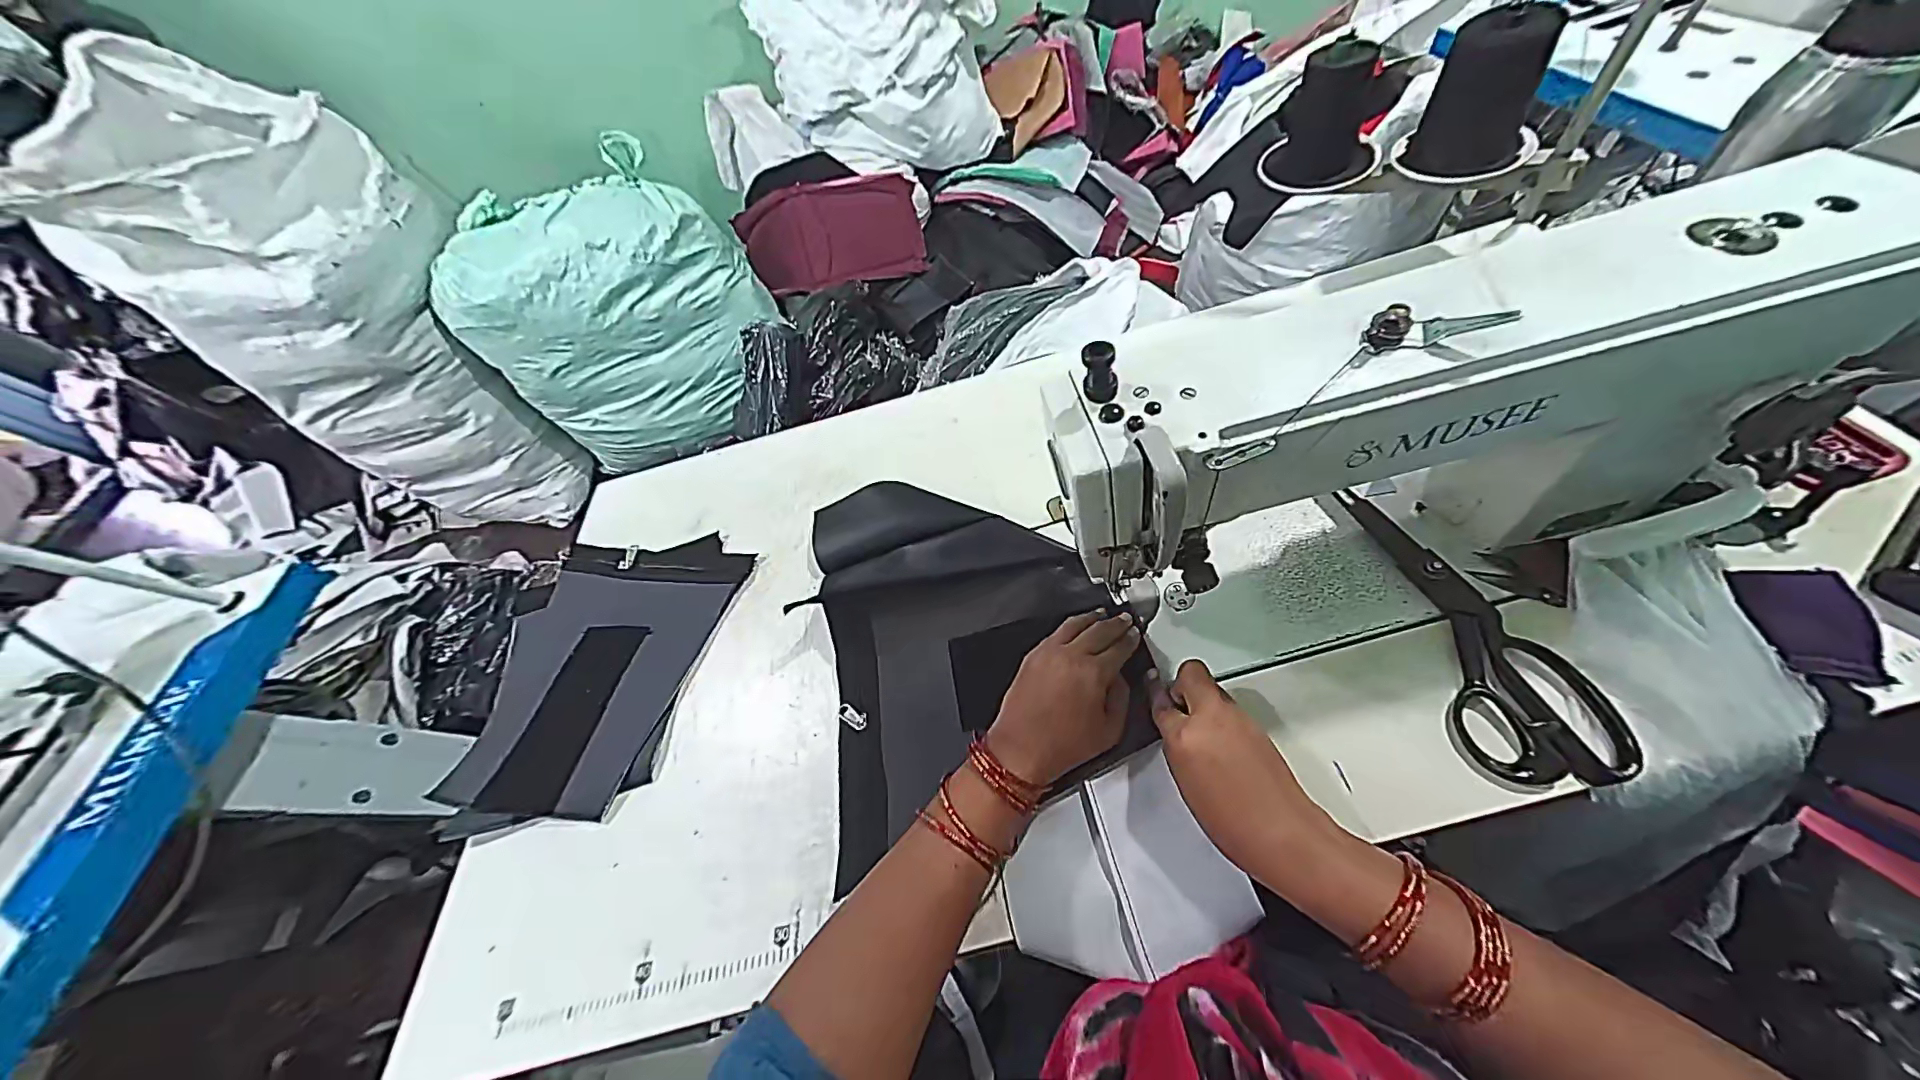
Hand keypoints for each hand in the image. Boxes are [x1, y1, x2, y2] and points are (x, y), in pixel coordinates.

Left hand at [988, 612, 1138, 785]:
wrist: (1021, 749)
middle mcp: (1070, 657)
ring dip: (1092, 618)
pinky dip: (1070, 626)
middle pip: (1100, 629)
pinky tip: (1074, 627)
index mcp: (1093, 673)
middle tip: (1124, 621)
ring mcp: (1049, 653)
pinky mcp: (1032, 656)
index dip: (1130, 639)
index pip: (1119, 647)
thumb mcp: (1109, 730)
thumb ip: (1121, 698)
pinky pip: (1055, 632)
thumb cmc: (1059, 745)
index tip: (1135, 635)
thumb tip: (1120, 680)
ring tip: (1102, 616)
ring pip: (1075, 624)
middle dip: (1116, 624)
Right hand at [1149, 659, 1342, 874]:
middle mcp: (1214, 718)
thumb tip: (1175, 734)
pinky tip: (1224, 746)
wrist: (1283, 835)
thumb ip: (1177, 748)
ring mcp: (1240, 720)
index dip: (1158, 699)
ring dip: (1205, 702)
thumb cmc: (1238, 823)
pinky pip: (1233, 711)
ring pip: (1214, 690)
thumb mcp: (1186, 785)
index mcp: (1185, 736)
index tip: (1157, 698)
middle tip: (1178, 702)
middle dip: (1182, 683)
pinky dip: (1225, 720)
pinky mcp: (1259, 727)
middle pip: (1192, 674)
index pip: (1162, 701)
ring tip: (1204, 731)